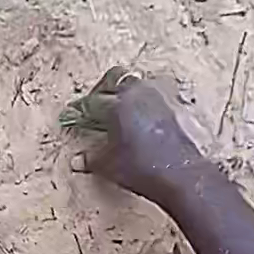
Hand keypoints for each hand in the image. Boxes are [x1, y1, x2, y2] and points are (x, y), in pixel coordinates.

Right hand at [68, 66, 216, 203]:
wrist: (181, 175)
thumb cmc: (142, 169)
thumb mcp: (108, 165)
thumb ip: (91, 158)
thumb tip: (76, 160)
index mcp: (116, 105)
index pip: (91, 102)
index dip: (79, 109)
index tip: (72, 114)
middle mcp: (138, 93)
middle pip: (115, 78)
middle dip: (102, 89)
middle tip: (94, 105)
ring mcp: (159, 96)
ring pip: (136, 83)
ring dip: (125, 92)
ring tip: (119, 110)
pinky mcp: (176, 105)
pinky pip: (155, 94)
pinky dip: (144, 101)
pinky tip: (142, 118)